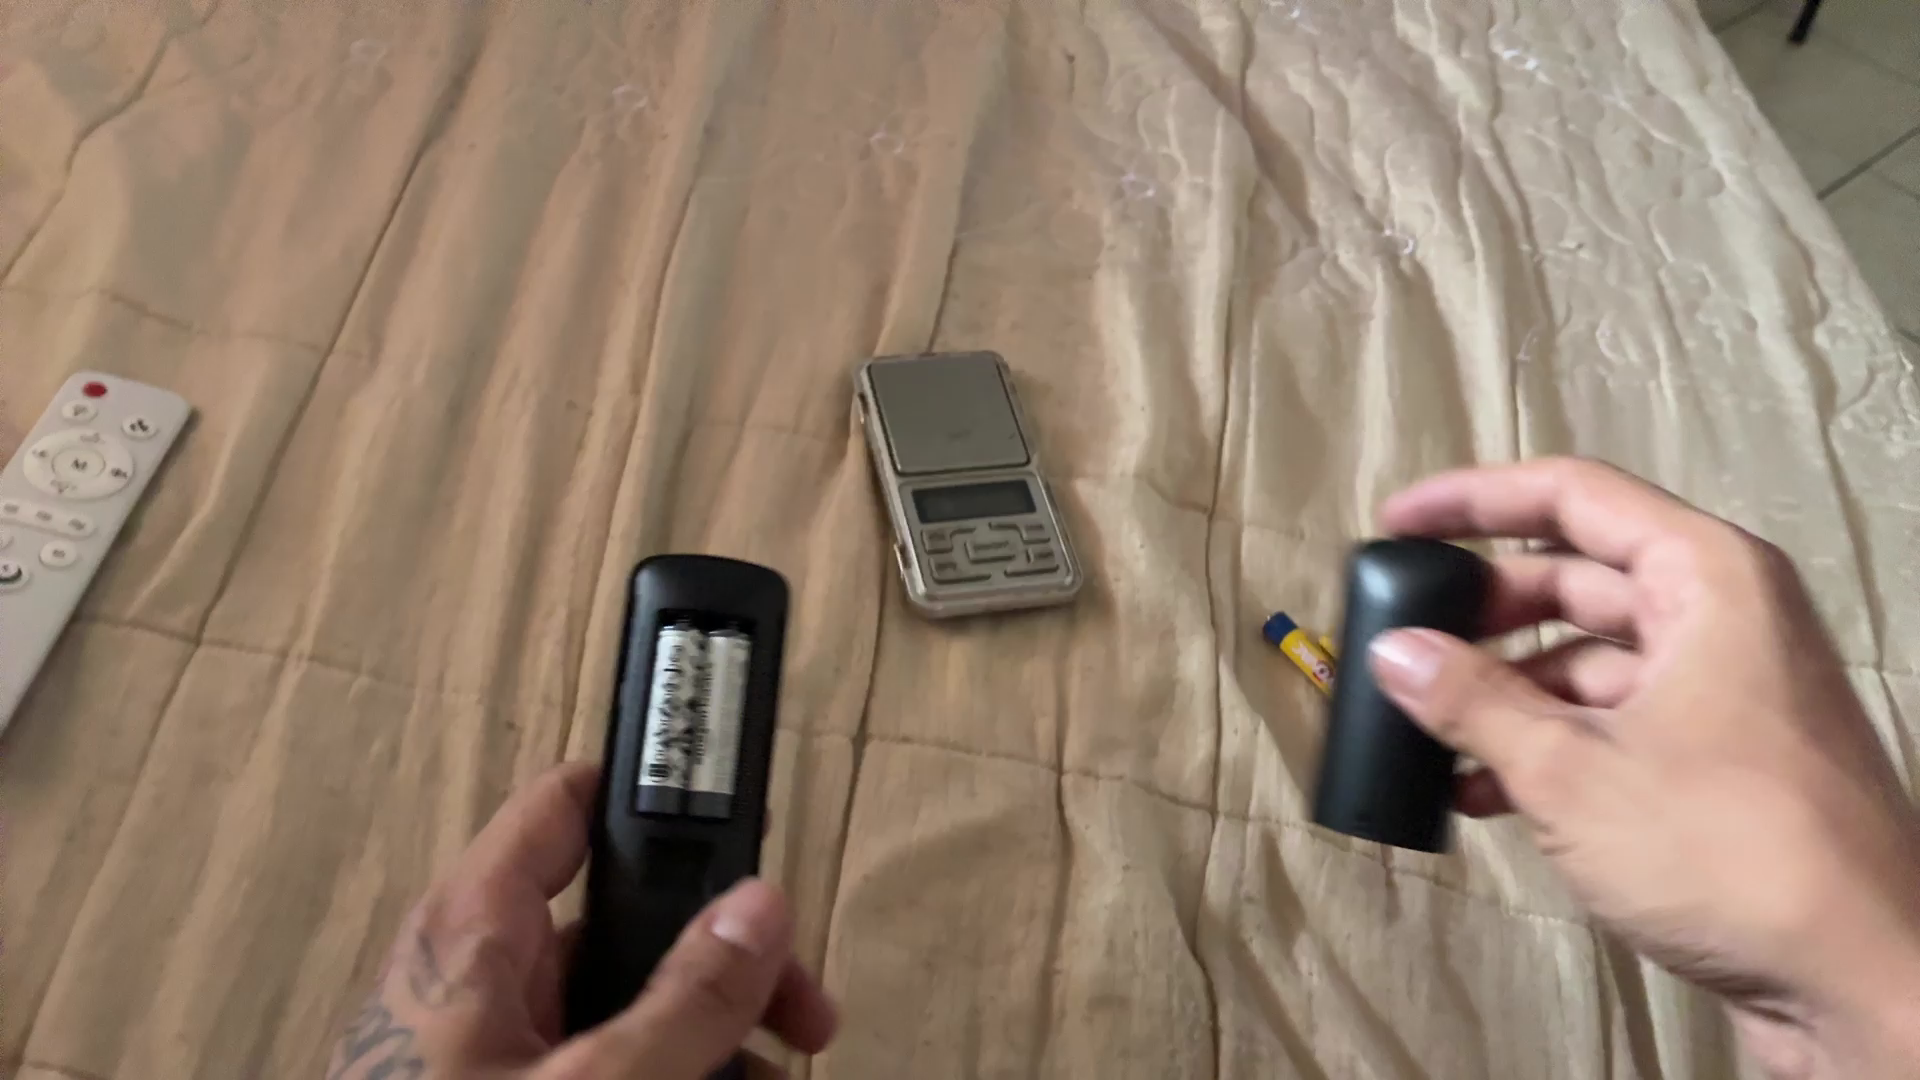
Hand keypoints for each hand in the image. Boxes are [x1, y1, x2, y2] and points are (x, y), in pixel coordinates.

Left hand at [326, 763, 836, 1078]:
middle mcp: (490, 972)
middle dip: (726, 952)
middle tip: (803, 1001)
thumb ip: (687, 999)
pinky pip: (616, 1059)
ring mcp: (501, 1045)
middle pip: (633, 914)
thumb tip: (766, 897)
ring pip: (635, 996)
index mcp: (477, 933)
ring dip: (719, 1024)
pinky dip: (682, 1068)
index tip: (746, 819)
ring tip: (788, 1064)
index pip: (566, 804)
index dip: (653, 790)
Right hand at [1367, 459, 1919, 1077]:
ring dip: (1492, 685)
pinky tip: (1472, 785)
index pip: (1569, 495)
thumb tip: (1387, 650)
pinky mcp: (1698, 747)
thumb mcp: (1567, 768)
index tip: (1393, 523)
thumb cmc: (1726, 851)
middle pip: (1564, 574)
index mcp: (1703, 583)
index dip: (1470, 498)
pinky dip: (1527, 734)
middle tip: (1402, 635)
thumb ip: (1467, 699)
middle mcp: (1709, 618)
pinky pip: (1592, 709)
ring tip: (1426, 723)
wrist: (1872, 1003)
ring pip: (1570, 649)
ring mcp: (1707, 685)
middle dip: (1473, 609)